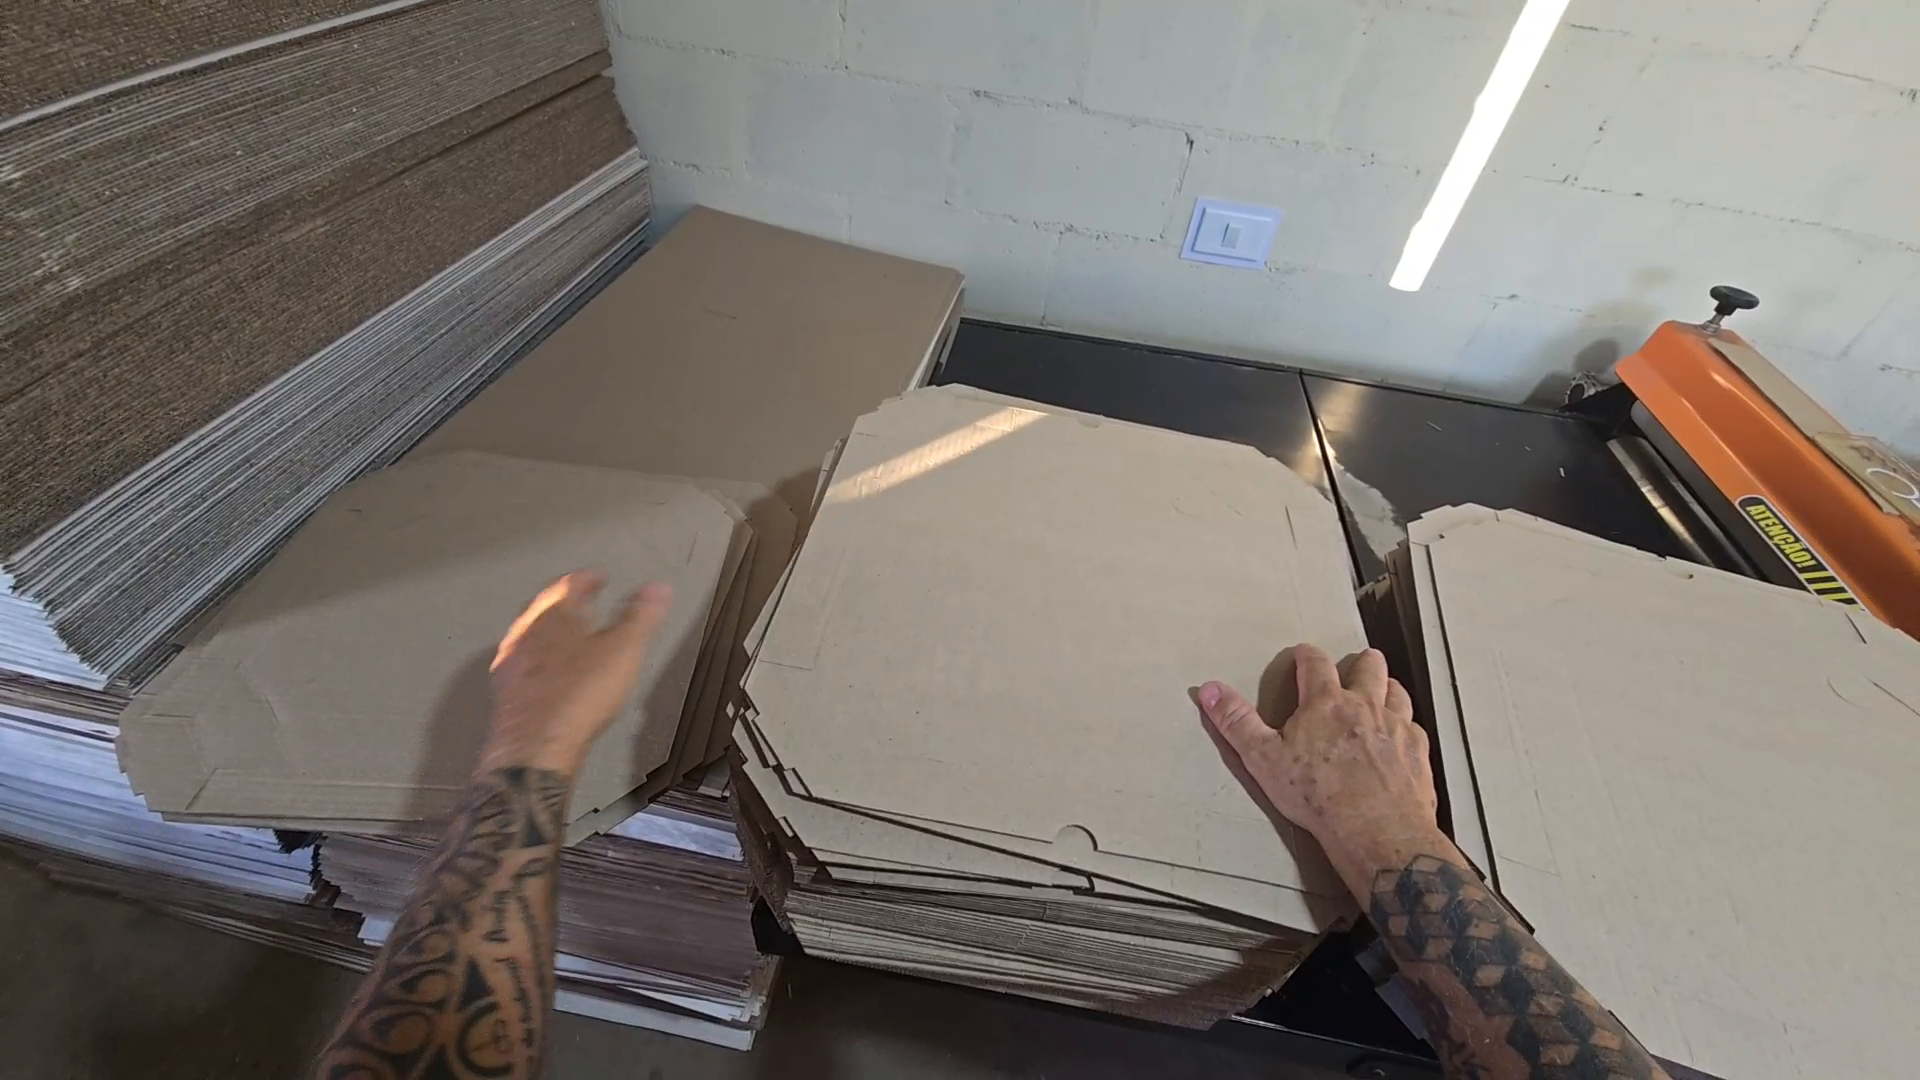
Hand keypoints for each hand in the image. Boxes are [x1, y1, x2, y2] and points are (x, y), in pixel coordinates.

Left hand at [480, 571, 673, 776]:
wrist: (535, 748)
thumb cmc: (580, 694)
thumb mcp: (625, 649)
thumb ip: (642, 616)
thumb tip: (658, 587)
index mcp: (555, 616)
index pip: (569, 584)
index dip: (588, 578)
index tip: (600, 577)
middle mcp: (527, 633)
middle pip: (546, 606)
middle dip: (567, 601)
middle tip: (585, 600)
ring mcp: (512, 663)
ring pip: (532, 634)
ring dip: (553, 630)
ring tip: (572, 634)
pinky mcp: (507, 692)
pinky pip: (526, 663)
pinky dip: (543, 658)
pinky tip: (554, 672)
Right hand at [1199, 645, 1437, 878]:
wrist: (1377, 832)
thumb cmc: (1317, 794)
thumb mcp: (1263, 757)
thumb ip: (1236, 721)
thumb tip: (1210, 689)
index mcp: (1326, 702)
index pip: (1316, 662)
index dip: (1307, 654)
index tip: (1303, 654)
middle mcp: (1365, 706)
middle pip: (1369, 668)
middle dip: (1361, 662)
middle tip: (1355, 664)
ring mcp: (1397, 729)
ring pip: (1397, 692)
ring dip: (1387, 687)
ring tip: (1381, 690)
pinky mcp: (1418, 755)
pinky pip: (1415, 728)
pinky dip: (1406, 725)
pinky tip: (1400, 735)